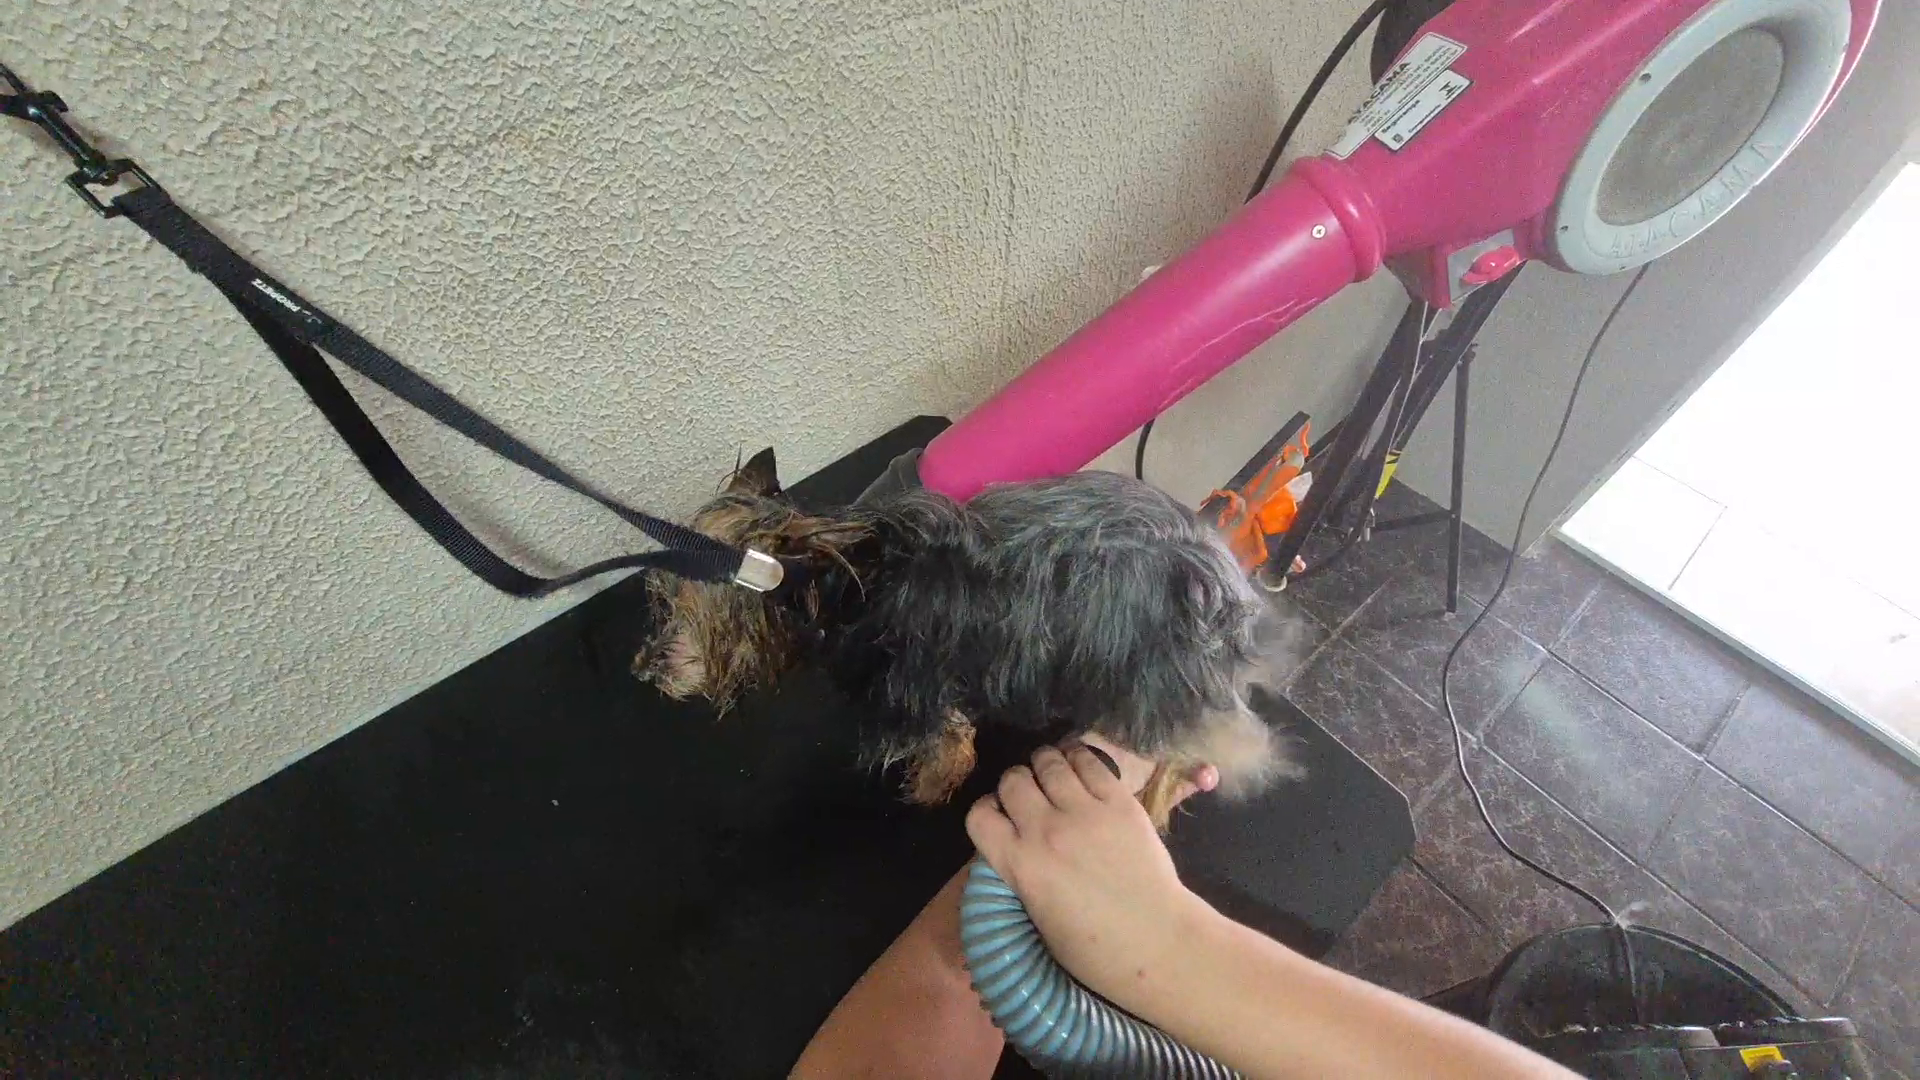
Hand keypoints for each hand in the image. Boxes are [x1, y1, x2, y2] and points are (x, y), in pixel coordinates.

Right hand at [964, 744, 1216, 1015]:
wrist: (1161, 945)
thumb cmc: (1097, 951)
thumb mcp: (1039, 920)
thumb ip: (1021, 876)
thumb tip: (1013, 848)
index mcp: (1021, 865)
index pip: (979, 816)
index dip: (986, 811)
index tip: (999, 815)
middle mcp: (1046, 830)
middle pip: (1012, 780)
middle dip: (1015, 783)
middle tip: (1029, 794)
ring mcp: (1084, 812)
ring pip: (1048, 762)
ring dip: (1044, 764)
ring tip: (1052, 773)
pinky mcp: (1119, 801)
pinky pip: (1088, 761)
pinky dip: (1077, 757)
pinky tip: (1078, 766)